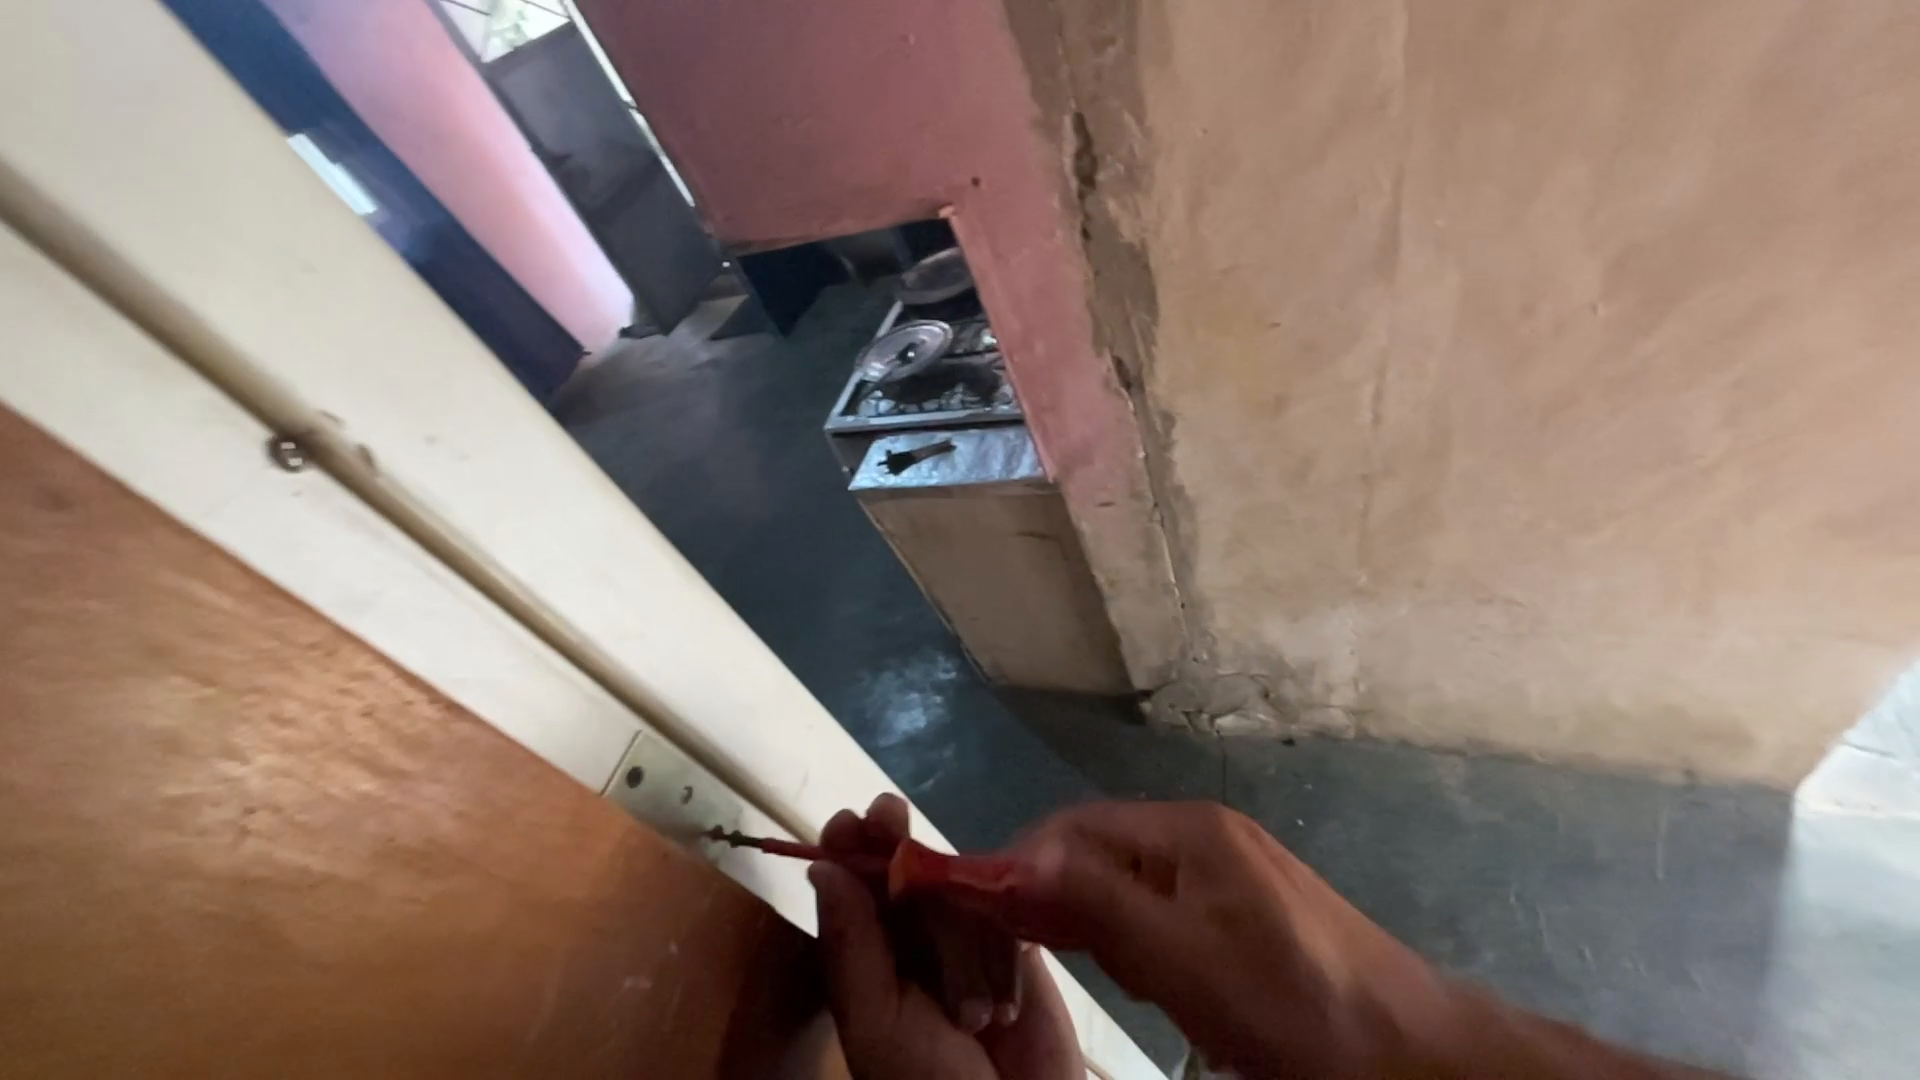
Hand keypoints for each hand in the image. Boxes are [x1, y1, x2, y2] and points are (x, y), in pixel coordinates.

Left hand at [812, 795, 1081, 1079]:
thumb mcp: (880, 1024)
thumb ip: (852, 946)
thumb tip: (821, 867)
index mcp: (870, 956)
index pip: (854, 888)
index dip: (850, 850)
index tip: (847, 820)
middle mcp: (912, 938)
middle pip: (902, 873)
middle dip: (894, 845)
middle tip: (887, 811)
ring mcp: (963, 935)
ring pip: (955, 892)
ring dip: (961, 944)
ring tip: (972, 1015)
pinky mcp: (1012, 939)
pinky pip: (1002, 913)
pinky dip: (1000, 954)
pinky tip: (1003, 1006)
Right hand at [974, 801, 1449, 1077]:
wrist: (1416, 1055)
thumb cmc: (1293, 1005)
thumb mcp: (1183, 959)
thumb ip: (1093, 903)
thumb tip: (1005, 862)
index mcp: (1184, 829)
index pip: (1075, 828)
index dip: (1021, 864)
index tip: (979, 916)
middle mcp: (1197, 833)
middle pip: (1096, 848)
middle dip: (1052, 894)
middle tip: (1019, 955)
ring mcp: (1220, 869)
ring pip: (1122, 879)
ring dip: (1087, 918)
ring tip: (1084, 969)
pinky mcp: (1236, 906)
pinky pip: (1155, 905)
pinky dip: (1125, 934)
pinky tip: (1130, 970)